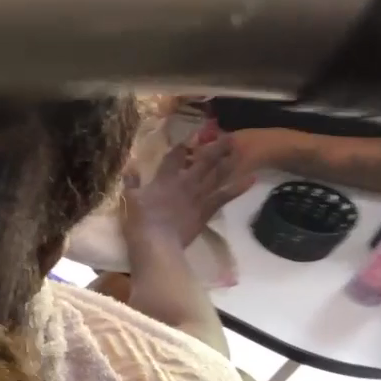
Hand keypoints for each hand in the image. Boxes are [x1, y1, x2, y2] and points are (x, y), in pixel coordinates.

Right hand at [122, 132, 254, 249]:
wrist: (157, 243)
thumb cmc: (139, 221)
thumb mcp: (129, 200)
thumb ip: (131, 183)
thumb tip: (129, 168)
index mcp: (165, 178)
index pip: (175, 157)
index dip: (182, 145)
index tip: (190, 137)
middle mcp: (186, 182)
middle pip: (204, 160)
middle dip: (216, 147)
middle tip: (228, 137)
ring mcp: (199, 196)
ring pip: (218, 174)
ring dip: (230, 161)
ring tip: (240, 150)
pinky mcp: (206, 210)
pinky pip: (225, 196)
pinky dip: (238, 187)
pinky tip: (251, 179)